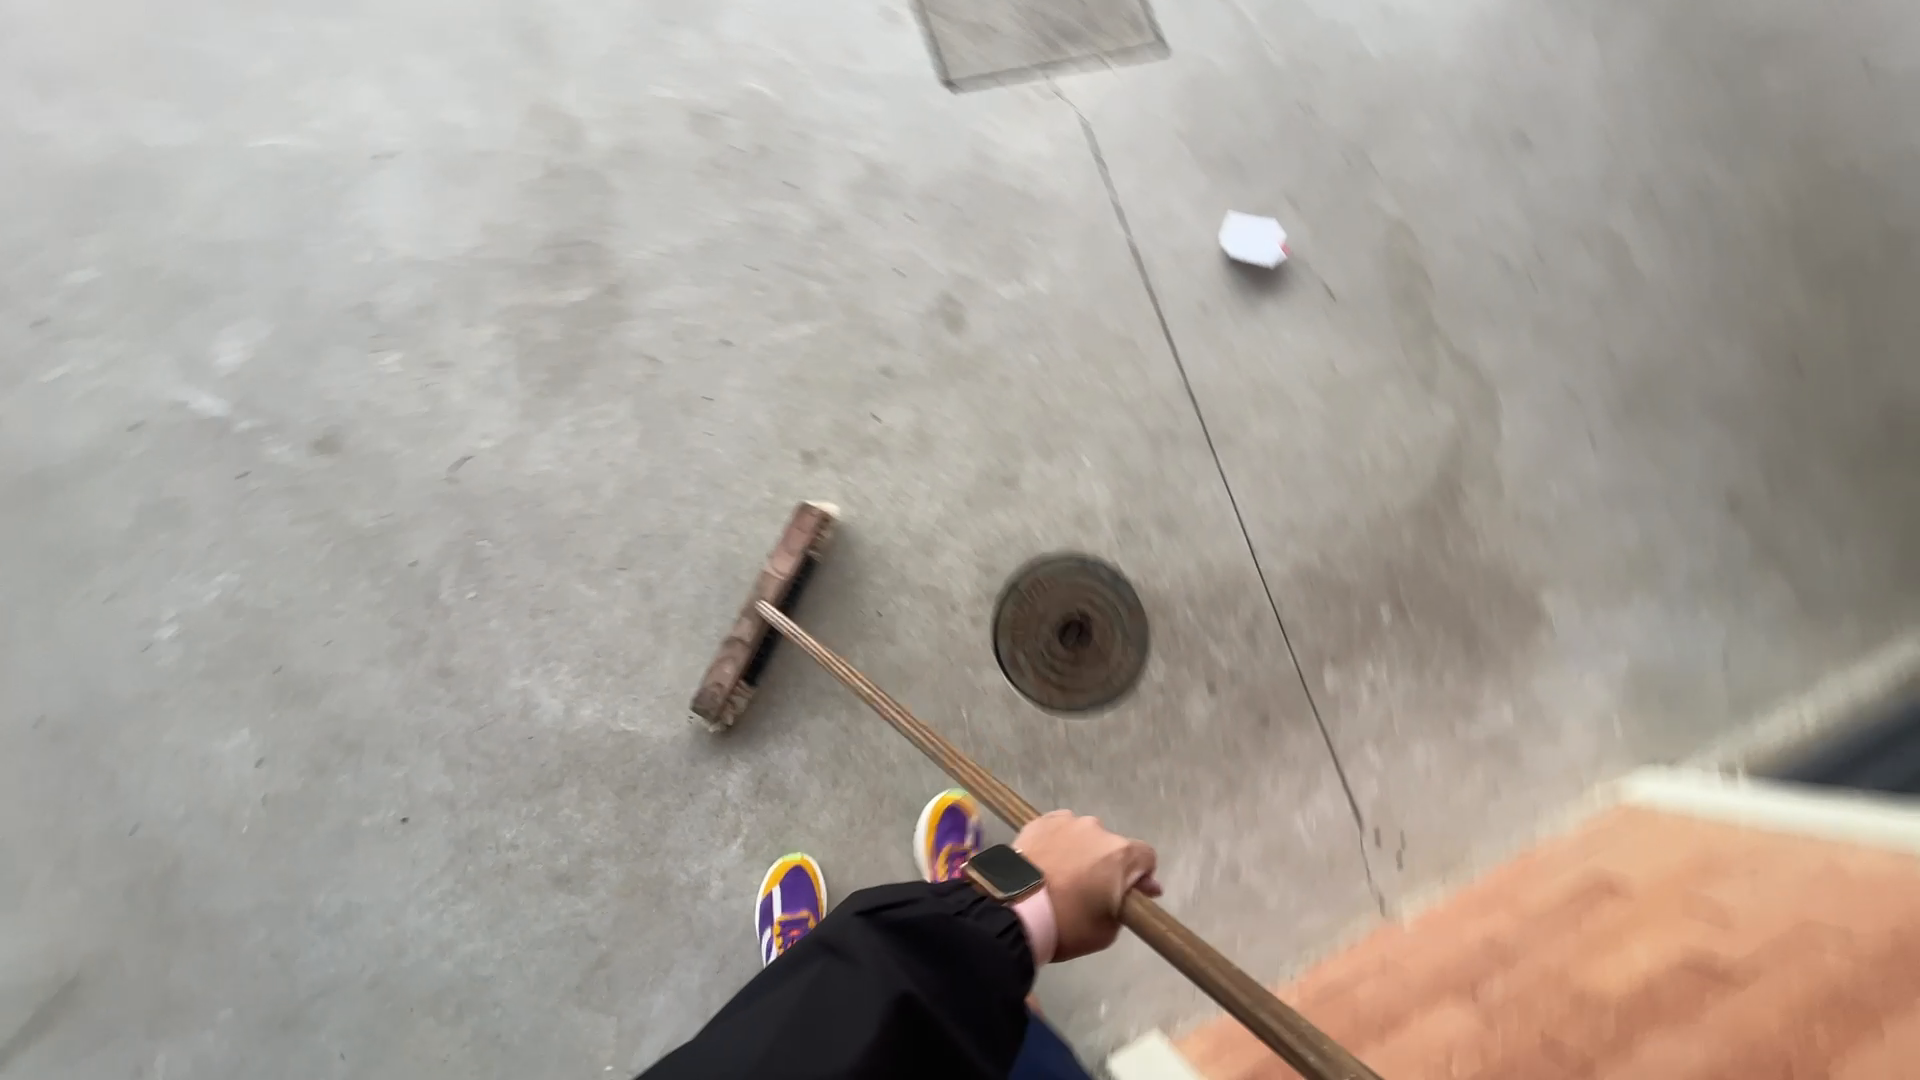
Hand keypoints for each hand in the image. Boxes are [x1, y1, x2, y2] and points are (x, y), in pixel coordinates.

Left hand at [1013, 811, 1159, 961]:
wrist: (1015, 908)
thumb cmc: (1068, 923)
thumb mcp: (1108, 929)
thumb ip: (1127, 904)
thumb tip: (1139, 889)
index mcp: (1120, 854)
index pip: (1146, 857)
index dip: (1141, 876)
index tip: (1130, 894)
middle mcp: (1097, 829)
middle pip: (1112, 846)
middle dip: (1107, 865)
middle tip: (1090, 889)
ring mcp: (1067, 820)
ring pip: (1084, 836)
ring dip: (1081, 851)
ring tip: (1063, 875)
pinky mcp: (1040, 820)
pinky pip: (1059, 830)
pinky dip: (1058, 843)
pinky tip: (1046, 862)